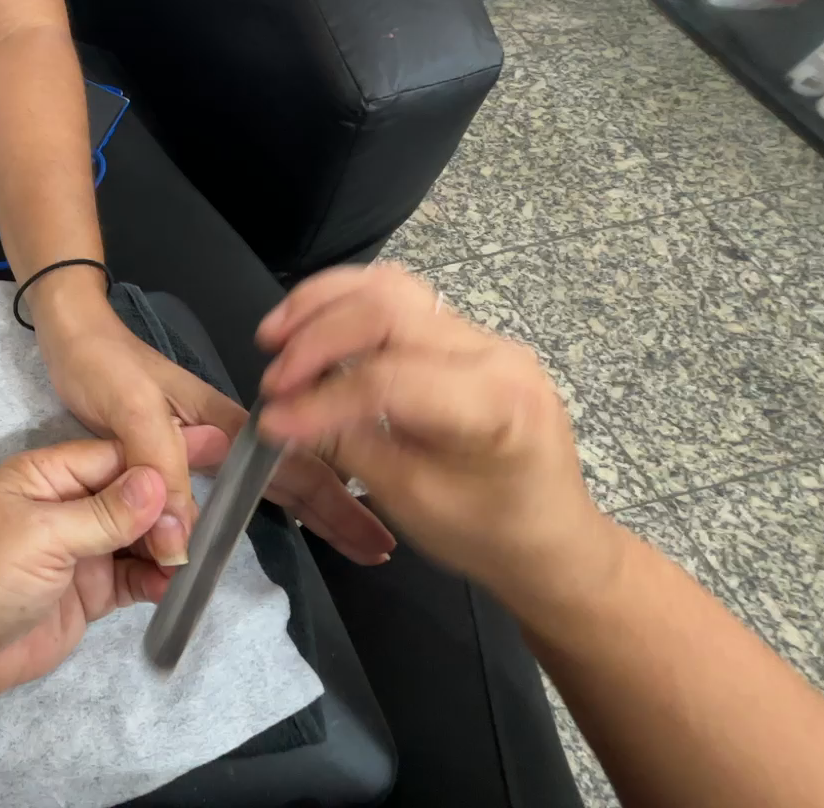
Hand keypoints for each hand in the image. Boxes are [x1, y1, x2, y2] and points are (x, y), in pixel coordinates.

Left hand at [0, 431, 227, 707]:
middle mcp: (68, 504)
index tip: (204, 471)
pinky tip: (176, 583)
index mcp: (48, 475)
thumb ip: (105, 512)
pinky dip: (156, 579)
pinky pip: (133, 577)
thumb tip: (158, 479)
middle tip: (199, 527)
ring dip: (166, 544)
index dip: (156, 465)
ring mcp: (81, 548)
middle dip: (166, 508)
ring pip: (138, 536)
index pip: (114, 457)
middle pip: (132, 496)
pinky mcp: (90, 589)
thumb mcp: (43, 534)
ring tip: (195, 555)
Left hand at [33, 290, 394, 567]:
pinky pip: (214, 492)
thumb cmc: (102, 364)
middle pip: (287, 477)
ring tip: (340, 542)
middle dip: (333, 512)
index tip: (377, 540)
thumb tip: (185, 548)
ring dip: (298, 513)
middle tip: (377, 551)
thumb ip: (161, 472)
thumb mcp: (132, 412)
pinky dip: (240, 514)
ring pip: (255, 486)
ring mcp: (193, 444)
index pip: (292, 466)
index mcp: (221, 422)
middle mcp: (216, 435)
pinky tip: (251, 526)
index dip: (334, 503)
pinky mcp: (166, 454)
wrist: (70, 335)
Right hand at [255, 264, 619, 604]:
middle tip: (272, 377)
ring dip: (321, 304)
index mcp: (495, 404)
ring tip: (275, 334)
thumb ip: (345, 443)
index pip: (388, 380)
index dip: (320, 399)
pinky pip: (393, 295)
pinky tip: (307, 320)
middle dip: (316, 339)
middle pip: (386, 312)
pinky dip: (340, 301)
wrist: (552, 537)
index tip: (272, 424)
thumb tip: (282, 414)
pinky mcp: (456, 332)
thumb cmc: (487, 530)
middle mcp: (492, 353)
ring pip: (387, 287)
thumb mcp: (410, 498)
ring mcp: (476, 335)